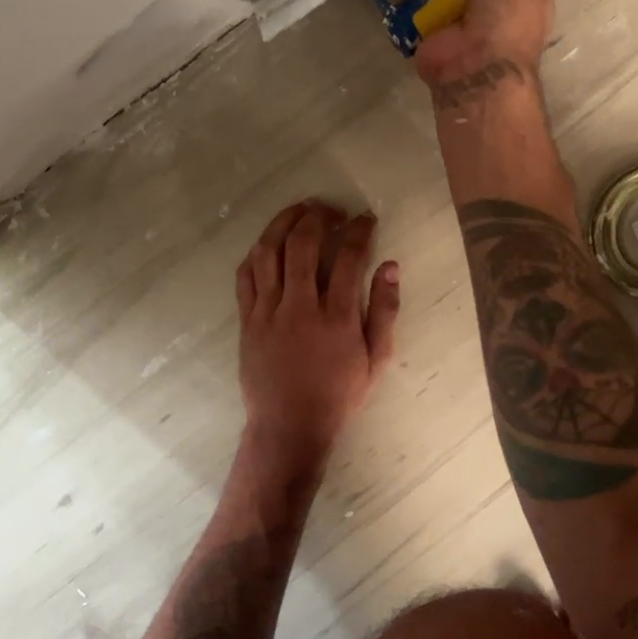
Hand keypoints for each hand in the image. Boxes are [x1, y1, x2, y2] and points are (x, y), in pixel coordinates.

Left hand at [236, 200, 400, 466]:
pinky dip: (258, 251)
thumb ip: (386, 311)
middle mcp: (300, 307)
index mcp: (337, 317)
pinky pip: (246, 275)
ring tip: (300, 211)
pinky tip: (271, 242)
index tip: (366, 219)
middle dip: (319, 216)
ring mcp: (268, 312)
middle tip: (332, 210)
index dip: (359, 229)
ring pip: (269, 251)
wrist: (289, 428)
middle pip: (304, 243)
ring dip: (284, 222)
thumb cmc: (338, 395)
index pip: (350, 256)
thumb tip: (391, 266)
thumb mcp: (377, 360)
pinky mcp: (247, 320)